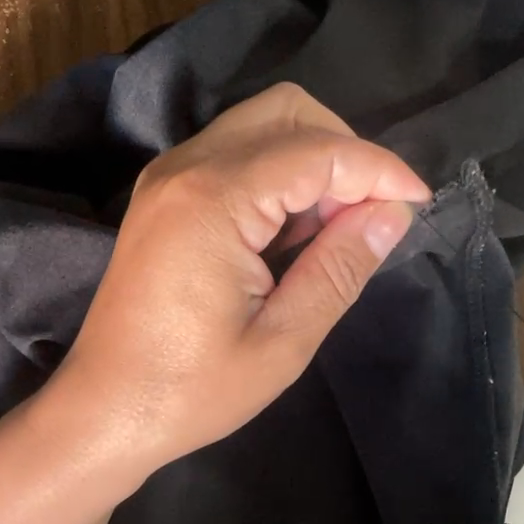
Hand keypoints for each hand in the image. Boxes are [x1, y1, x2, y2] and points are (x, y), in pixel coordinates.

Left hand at [48, 82, 431, 470]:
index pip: (319, 151)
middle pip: (287, 112)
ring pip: (258, 125)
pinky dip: (276, 173)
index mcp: (215, 200)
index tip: (419, 203)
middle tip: (373, 214)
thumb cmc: (192, 391)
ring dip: (311, 159)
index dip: (379, 170)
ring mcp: (167, 178)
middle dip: (345, 150)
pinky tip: (291, 229)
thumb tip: (393, 214)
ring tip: (337, 226)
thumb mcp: (282, 341)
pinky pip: (232, 153)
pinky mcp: (161, 197)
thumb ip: (339, 269)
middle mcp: (186, 168)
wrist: (104, 411)